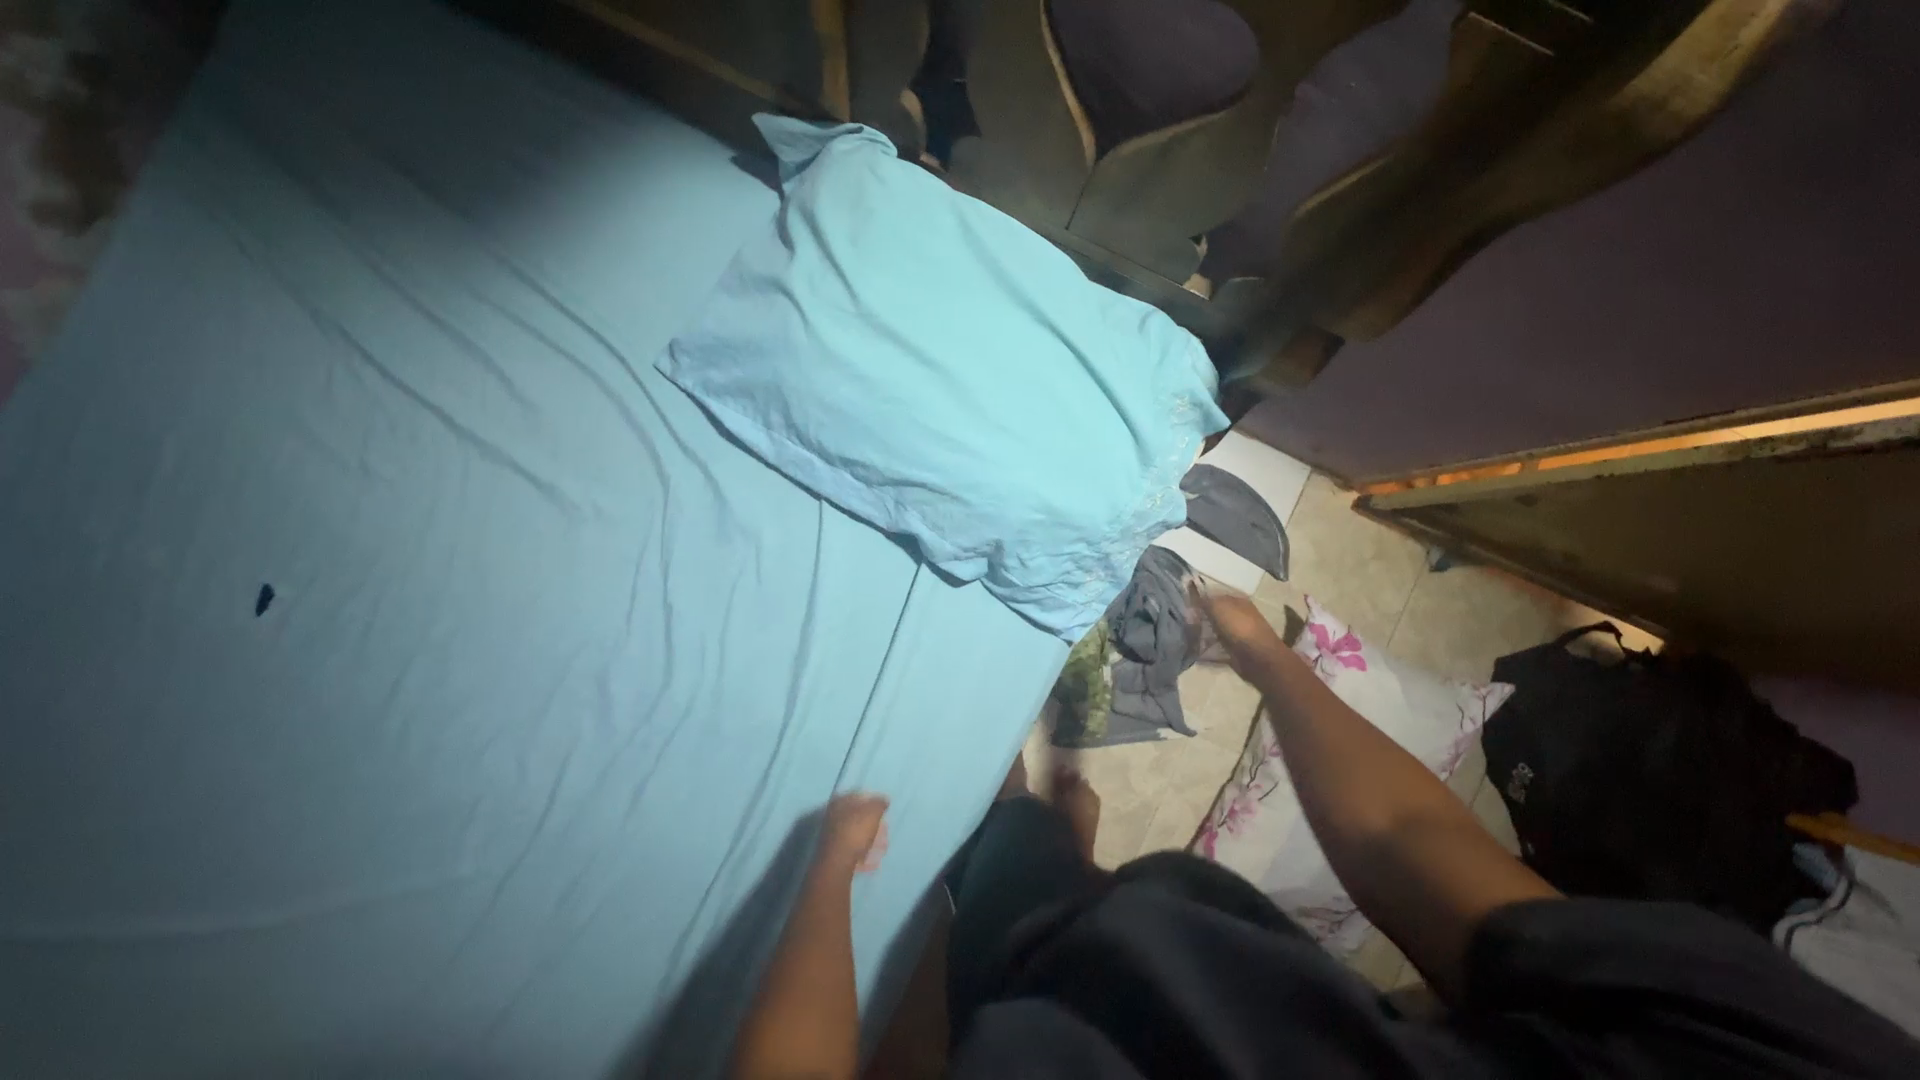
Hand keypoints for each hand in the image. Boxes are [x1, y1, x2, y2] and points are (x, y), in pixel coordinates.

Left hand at [815, 793, 888, 876]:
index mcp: (839, 803)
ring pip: (856, 836)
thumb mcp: (873, 812)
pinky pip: (852, 851)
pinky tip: (874, 862)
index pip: (857, 796)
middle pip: (857, 818)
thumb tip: (883, 800)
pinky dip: (864, 855)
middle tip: (886, 831)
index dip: (872, 801)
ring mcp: (832, 837)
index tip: (884, 809)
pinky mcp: (834, 855)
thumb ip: (879, 803)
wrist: (838, 862)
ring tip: (883, 849)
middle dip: (874, 825)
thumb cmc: (856, 832)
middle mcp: (833, 818)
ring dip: (871, 841)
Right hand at [1191, 584, 1287, 679]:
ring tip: (1185, 637)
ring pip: (1211, 630)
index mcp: (1236, 600)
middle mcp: (1236, 614)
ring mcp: (1235, 633)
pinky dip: (1205, 649)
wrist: (1258, 657)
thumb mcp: (1219, 607)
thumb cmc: (1239, 627)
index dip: (1197, 598)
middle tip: (1182, 622)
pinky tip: (1194, 650)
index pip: (1212, 595)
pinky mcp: (1233, 649)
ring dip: (1199, 634)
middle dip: (1197, 618)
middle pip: (1211, 613)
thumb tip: (1192, 596)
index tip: (1182, 605)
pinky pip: (1214, 646)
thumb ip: (1204, 600)